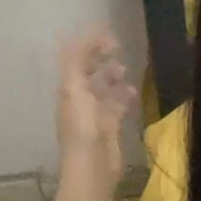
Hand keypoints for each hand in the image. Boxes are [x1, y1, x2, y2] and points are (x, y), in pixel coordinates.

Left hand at [54, 25, 137, 184]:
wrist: (93, 166)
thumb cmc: (82, 127)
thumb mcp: (75, 89)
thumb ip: (76, 62)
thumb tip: (80, 37)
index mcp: (68, 89)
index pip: (75, 59)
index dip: (87, 44)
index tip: (106, 34)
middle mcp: (79, 99)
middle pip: (88, 72)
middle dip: (100, 57)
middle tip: (117, 47)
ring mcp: (95, 114)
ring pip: (104, 88)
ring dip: (113, 76)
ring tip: (125, 71)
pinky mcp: (109, 127)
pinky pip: (116, 105)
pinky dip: (124, 96)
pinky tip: (133, 92)